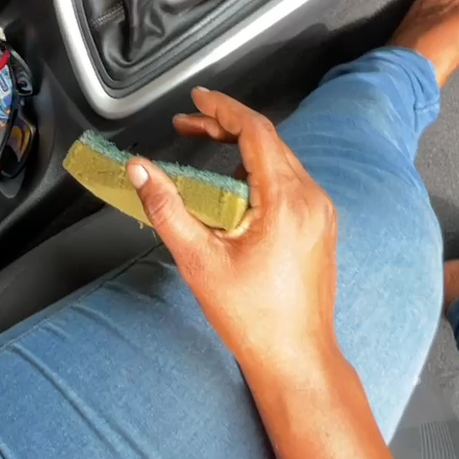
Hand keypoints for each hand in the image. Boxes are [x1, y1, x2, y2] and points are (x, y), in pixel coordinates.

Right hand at [128, 87, 339, 371]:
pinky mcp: (318, 225)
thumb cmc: (252, 316)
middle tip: (186, 125)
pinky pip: (286, 179)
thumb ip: (165, 206)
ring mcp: (320, 212)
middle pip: (266, 140)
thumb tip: (139, 169)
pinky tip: (229, 185)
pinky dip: (255, 168)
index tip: (196, 98)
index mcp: (286, 200)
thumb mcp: (197, 258)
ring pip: (277, 158)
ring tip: (201, 150)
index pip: (255, 131)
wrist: (297, 360)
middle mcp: (311, 198)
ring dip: (239, 146)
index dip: (222, 109)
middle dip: (223, 125)